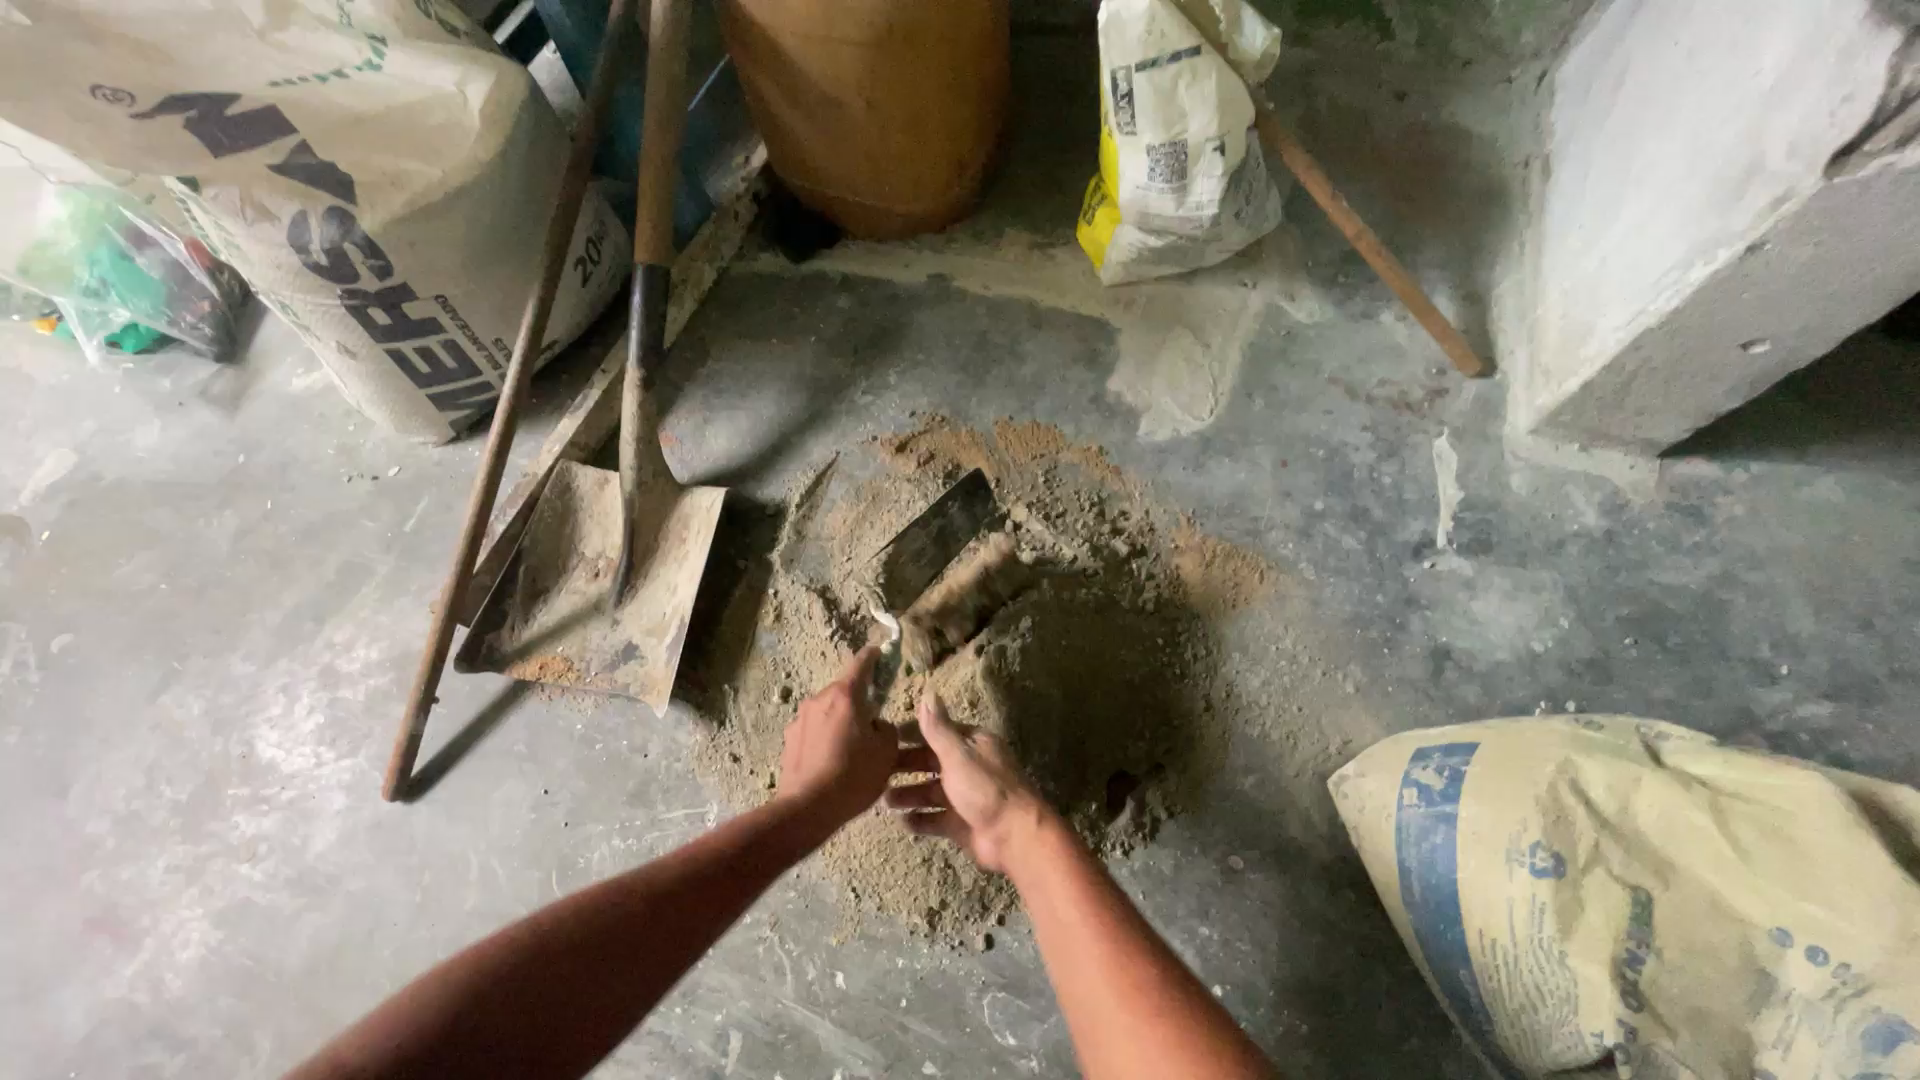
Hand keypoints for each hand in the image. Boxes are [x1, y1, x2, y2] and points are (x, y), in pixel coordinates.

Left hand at [776, 646, 899, 826]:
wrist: (808, 809)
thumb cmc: (854, 776)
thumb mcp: (887, 752)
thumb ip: (886, 727)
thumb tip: (875, 724)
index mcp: (846, 696)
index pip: (862, 663)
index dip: (874, 656)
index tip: (880, 653)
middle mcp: (819, 700)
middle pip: (844, 692)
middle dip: (858, 703)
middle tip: (872, 727)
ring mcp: (800, 719)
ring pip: (828, 712)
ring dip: (840, 723)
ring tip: (850, 752)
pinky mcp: (789, 739)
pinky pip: (814, 731)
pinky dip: (825, 739)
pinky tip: (831, 764)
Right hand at [886, 692, 1050, 872]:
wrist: (1013, 837)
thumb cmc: (984, 788)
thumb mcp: (958, 754)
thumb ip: (939, 728)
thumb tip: (928, 692)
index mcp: (972, 744)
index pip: (937, 732)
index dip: (911, 734)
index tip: (885, 737)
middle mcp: (968, 767)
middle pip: (930, 763)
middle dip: (906, 766)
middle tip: (877, 771)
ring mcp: (964, 797)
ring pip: (930, 792)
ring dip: (909, 794)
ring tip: (884, 800)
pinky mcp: (961, 823)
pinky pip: (935, 819)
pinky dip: (919, 820)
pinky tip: (902, 821)